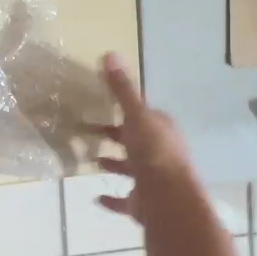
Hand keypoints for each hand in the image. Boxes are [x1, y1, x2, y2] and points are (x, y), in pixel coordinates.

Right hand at [91, 53, 196, 225]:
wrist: (168, 198)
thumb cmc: (153, 152)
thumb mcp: (136, 115)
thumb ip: (122, 89)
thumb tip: (109, 53)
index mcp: (162, 131)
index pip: (145, 115)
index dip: (127, 111)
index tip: (104, 105)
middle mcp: (161, 153)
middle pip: (136, 140)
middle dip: (116, 135)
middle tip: (88, 130)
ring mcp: (153, 179)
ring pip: (130, 168)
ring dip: (113, 163)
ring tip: (91, 159)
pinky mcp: (143, 202)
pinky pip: (124, 199)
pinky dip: (110, 199)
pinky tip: (94, 196)